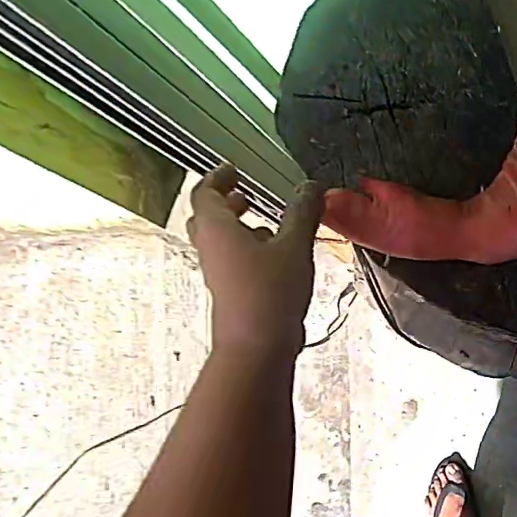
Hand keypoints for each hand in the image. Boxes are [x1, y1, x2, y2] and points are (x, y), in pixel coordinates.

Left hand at [186, 164, 324, 357]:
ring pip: (221, 242)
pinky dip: (249, 252)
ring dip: (240, 229)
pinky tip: (277, 260)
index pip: (206, 192)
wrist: (257, 345)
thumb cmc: (269, 294)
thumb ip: (302, 214)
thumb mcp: (294, 247)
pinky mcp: (232, 292)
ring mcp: (219, 273)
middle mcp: (212, 249)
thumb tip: (311, 187)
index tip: (232, 170)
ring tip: (268, 226)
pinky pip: (234, 263)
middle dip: (227, 204)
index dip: (219, 177)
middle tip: (245, 196)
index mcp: (217, 229)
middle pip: (208, 218)